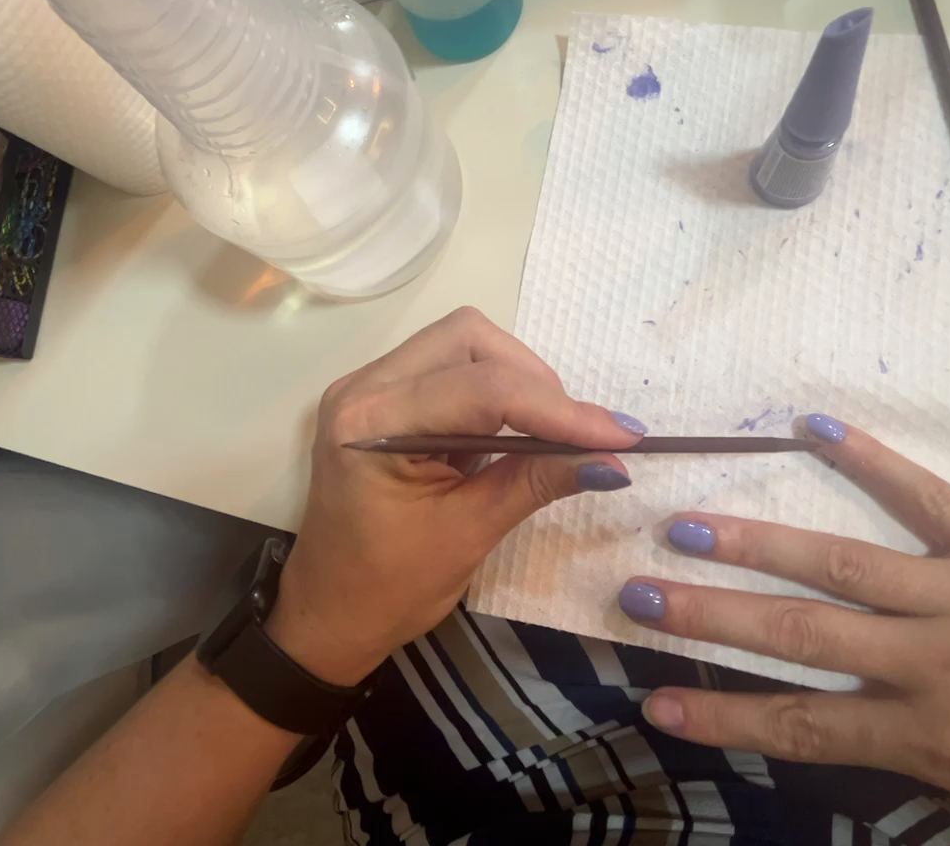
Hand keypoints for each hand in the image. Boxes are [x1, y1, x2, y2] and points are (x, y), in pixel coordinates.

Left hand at [267, 308, 645, 686]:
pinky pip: (447, 365)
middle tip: (574, 434)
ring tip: (547, 432)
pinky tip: (512, 427)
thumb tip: (612, 458)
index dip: (558, 409)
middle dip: (533, 378)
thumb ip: (538, 480)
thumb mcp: (470, 533)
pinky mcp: (380, 394)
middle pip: (468, 338)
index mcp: (372, 422)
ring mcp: (367, 384)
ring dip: (514, 377)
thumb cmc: (390, 588)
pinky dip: (490, 388)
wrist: (329, 611)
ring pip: (460, 342)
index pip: (483, 389)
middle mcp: (363, 385)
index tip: (620, 435)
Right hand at [617, 415, 949, 844]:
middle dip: (709, 617)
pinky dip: (872, 460)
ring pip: (838, 563)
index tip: (658, 702)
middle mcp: (944, 664)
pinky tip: (817, 425)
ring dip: (753, 544)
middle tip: (637, 591)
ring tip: (686, 526)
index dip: (725, 715)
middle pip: (799, 634)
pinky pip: (929, 497)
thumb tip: (880, 790)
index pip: (804, 725)